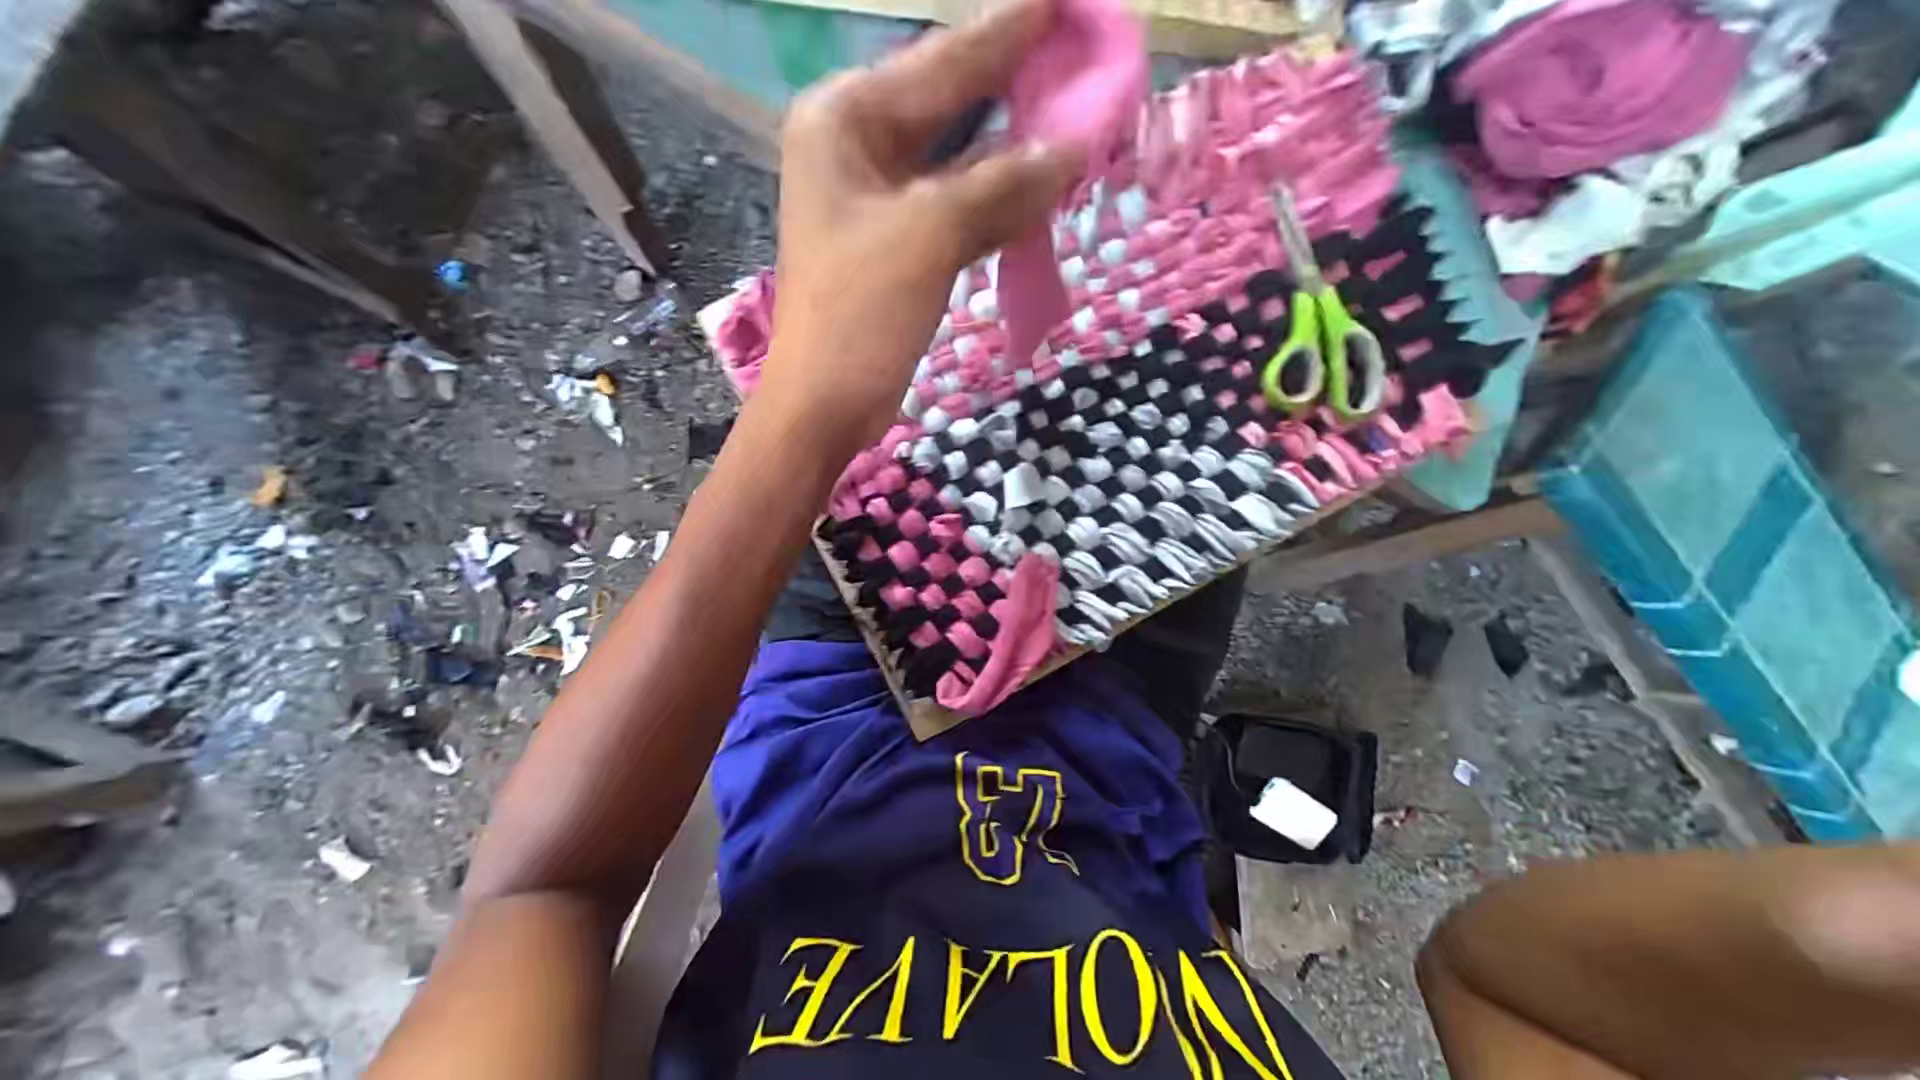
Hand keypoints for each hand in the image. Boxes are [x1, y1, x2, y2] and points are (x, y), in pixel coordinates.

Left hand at [754, 0, 1083, 457]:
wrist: (825, 404)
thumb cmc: (860, 313)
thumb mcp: (930, 236)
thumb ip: (1001, 185)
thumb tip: (1071, 149)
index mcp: (845, 121)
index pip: (940, 61)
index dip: (1006, 31)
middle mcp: (857, 145)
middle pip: (950, 102)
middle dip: (1015, 85)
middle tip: (1082, 54)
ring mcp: (878, 196)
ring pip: (959, 157)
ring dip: (1014, 147)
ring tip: (1078, 112)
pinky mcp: (899, 240)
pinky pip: (958, 202)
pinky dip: (999, 198)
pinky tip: (1043, 182)